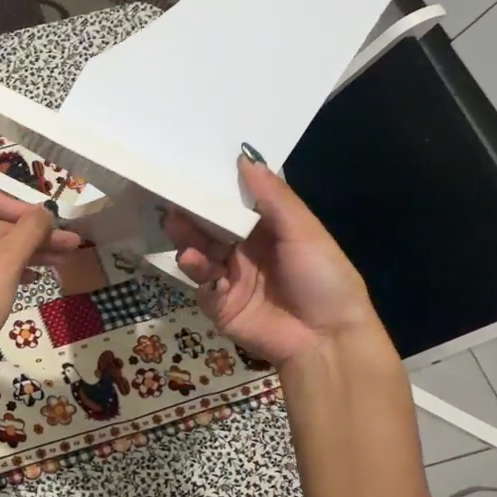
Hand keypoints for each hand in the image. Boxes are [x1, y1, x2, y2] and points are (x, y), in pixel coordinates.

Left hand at [0, 190, 82, 370]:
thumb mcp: (9, 260)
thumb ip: (31, 229)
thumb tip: (45, 212)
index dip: (22, 208)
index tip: (48, 224)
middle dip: (33, 236)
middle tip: (69, 246)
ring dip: (25, 254)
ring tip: (60, 262)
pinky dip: (5, 270)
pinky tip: (31, 279)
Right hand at [164, 152, 382, 368]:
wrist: (325, 338)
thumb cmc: (323, 278)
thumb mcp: (304, 232)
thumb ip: (273, 198)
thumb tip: (246, 158)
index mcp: (270, 232)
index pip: (236, 207)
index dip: (216, 192)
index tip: (192, 173)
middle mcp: (247, 253)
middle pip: (212, 231)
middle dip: (192, 219)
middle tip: (171, 204)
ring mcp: (231, 280)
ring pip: (202, 257)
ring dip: (189, 245)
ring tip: (177, 234)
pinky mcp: (219, 305)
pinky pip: (202, 286)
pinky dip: (197, 274)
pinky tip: (193, 263)